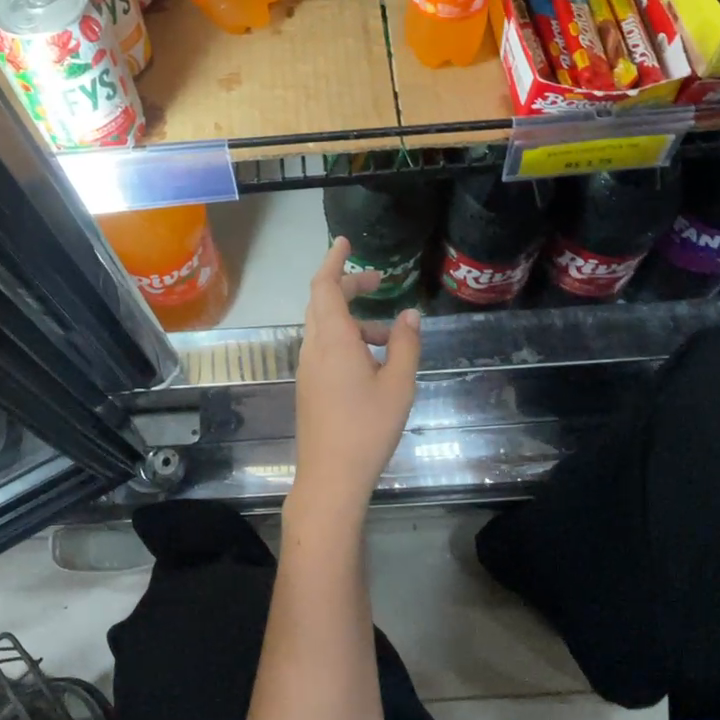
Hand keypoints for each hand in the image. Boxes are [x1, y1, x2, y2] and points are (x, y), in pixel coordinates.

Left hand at [292, 238, 421, 519]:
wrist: (330, 477)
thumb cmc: (367, 428)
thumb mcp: (398, 384)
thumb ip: (404, 344)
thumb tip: (411, 314)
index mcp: (333, 339)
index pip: (326, 285)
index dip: (334, 260)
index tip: (345, 242)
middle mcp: (314, 347)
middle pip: (323, 301)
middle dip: (348, 285)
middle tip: (378, 282)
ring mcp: (308, 367)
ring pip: (325, 326)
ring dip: (352, 318)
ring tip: (389, 333)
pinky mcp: (310, 386)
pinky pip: (325, 347)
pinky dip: (346, 339)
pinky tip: (372, 361)